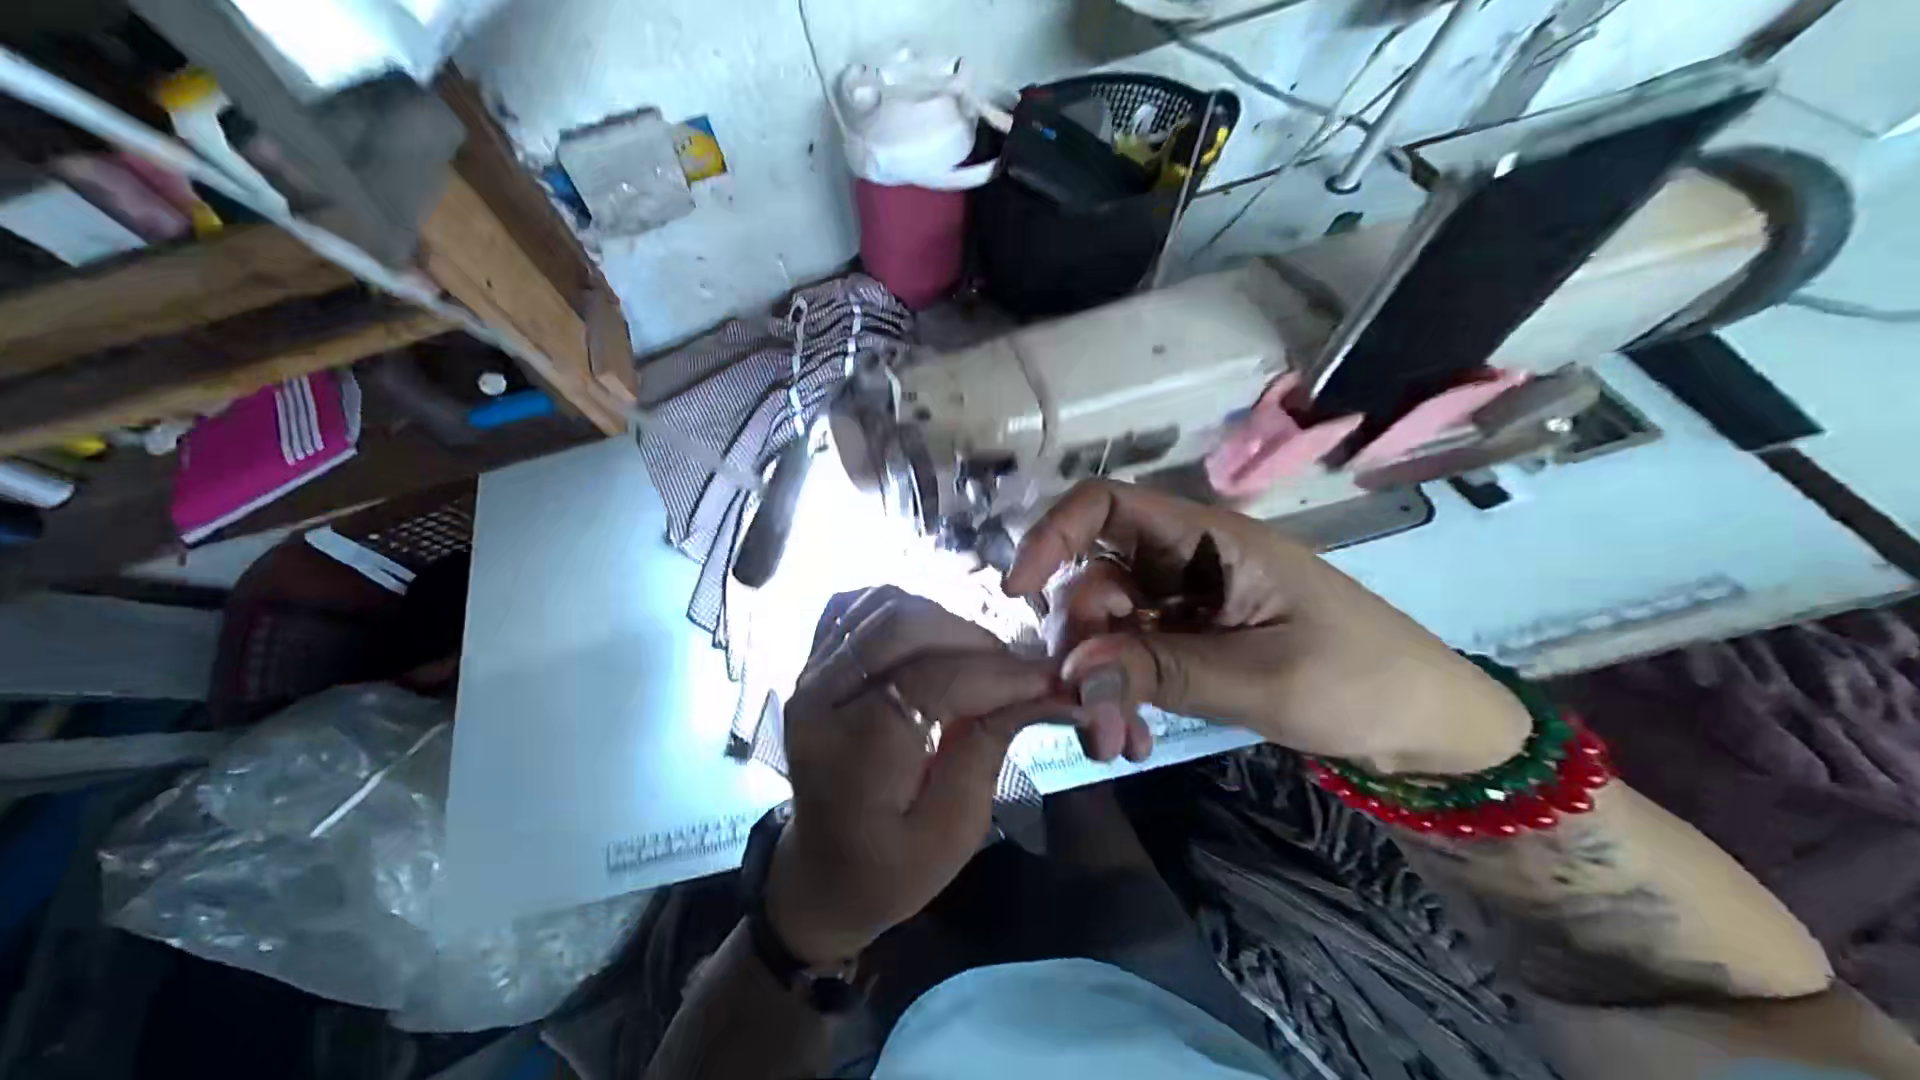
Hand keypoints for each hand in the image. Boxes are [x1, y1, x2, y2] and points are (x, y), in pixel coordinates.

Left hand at [765, 587, 1078, 965]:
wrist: (821, 876)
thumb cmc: (889, 870)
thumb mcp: (951, 832)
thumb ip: (990, 748)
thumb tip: (1051, 690)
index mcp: (851, 752)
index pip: (933, 681)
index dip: (1000, 672)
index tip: (1052, 676)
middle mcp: (818, 698)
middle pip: (902, 625)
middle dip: (973, 637)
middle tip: (1018, 667)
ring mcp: (808, 673)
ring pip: (881, 605)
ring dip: (943, 619)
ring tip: (982, 656)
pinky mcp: (811, 662)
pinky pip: (857, 606)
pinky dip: (904, 609)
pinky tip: (935, 636)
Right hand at [1007, 480, 1529, 776]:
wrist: (1426, 726)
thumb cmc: (1362, 681)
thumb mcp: (1261, 678)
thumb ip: (1162, 670)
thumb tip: (1073, 674)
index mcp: (1210, 540)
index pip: (1106, 505)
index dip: (1053, 534)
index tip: (1018, 590)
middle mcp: (1185, 562)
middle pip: (1094, 577)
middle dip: (1081, 644)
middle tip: (1089, 717)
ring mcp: (1184, 604)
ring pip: (1107, 625)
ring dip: (1098, 680)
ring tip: (1114, 741)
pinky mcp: (1188, 641)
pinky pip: (1131, 656)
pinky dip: (1121, 692)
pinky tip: (1129, 736)